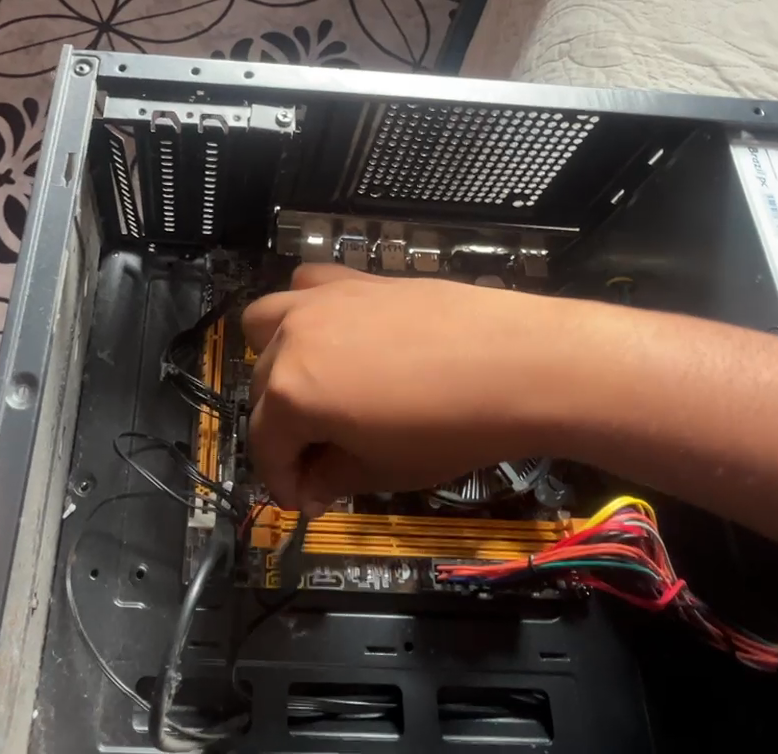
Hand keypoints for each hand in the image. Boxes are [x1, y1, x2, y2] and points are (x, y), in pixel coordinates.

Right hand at [243, 265, 569, 515]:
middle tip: (322, 456)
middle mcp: (290, 339)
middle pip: (261, 387)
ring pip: (265, 322)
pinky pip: (307, 285)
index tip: (305, 500)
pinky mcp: (353, 278)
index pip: (265, 445)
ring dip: (274, 358)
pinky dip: (306, 308)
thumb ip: (331, 477)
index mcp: (290, 392)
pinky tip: (337, 332)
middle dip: (282, 428)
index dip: (282, 481)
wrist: (516, 363)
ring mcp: (320, 300)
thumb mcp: (382, 469)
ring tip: (312, 384)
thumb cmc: (448, 428)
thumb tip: (310, 487)